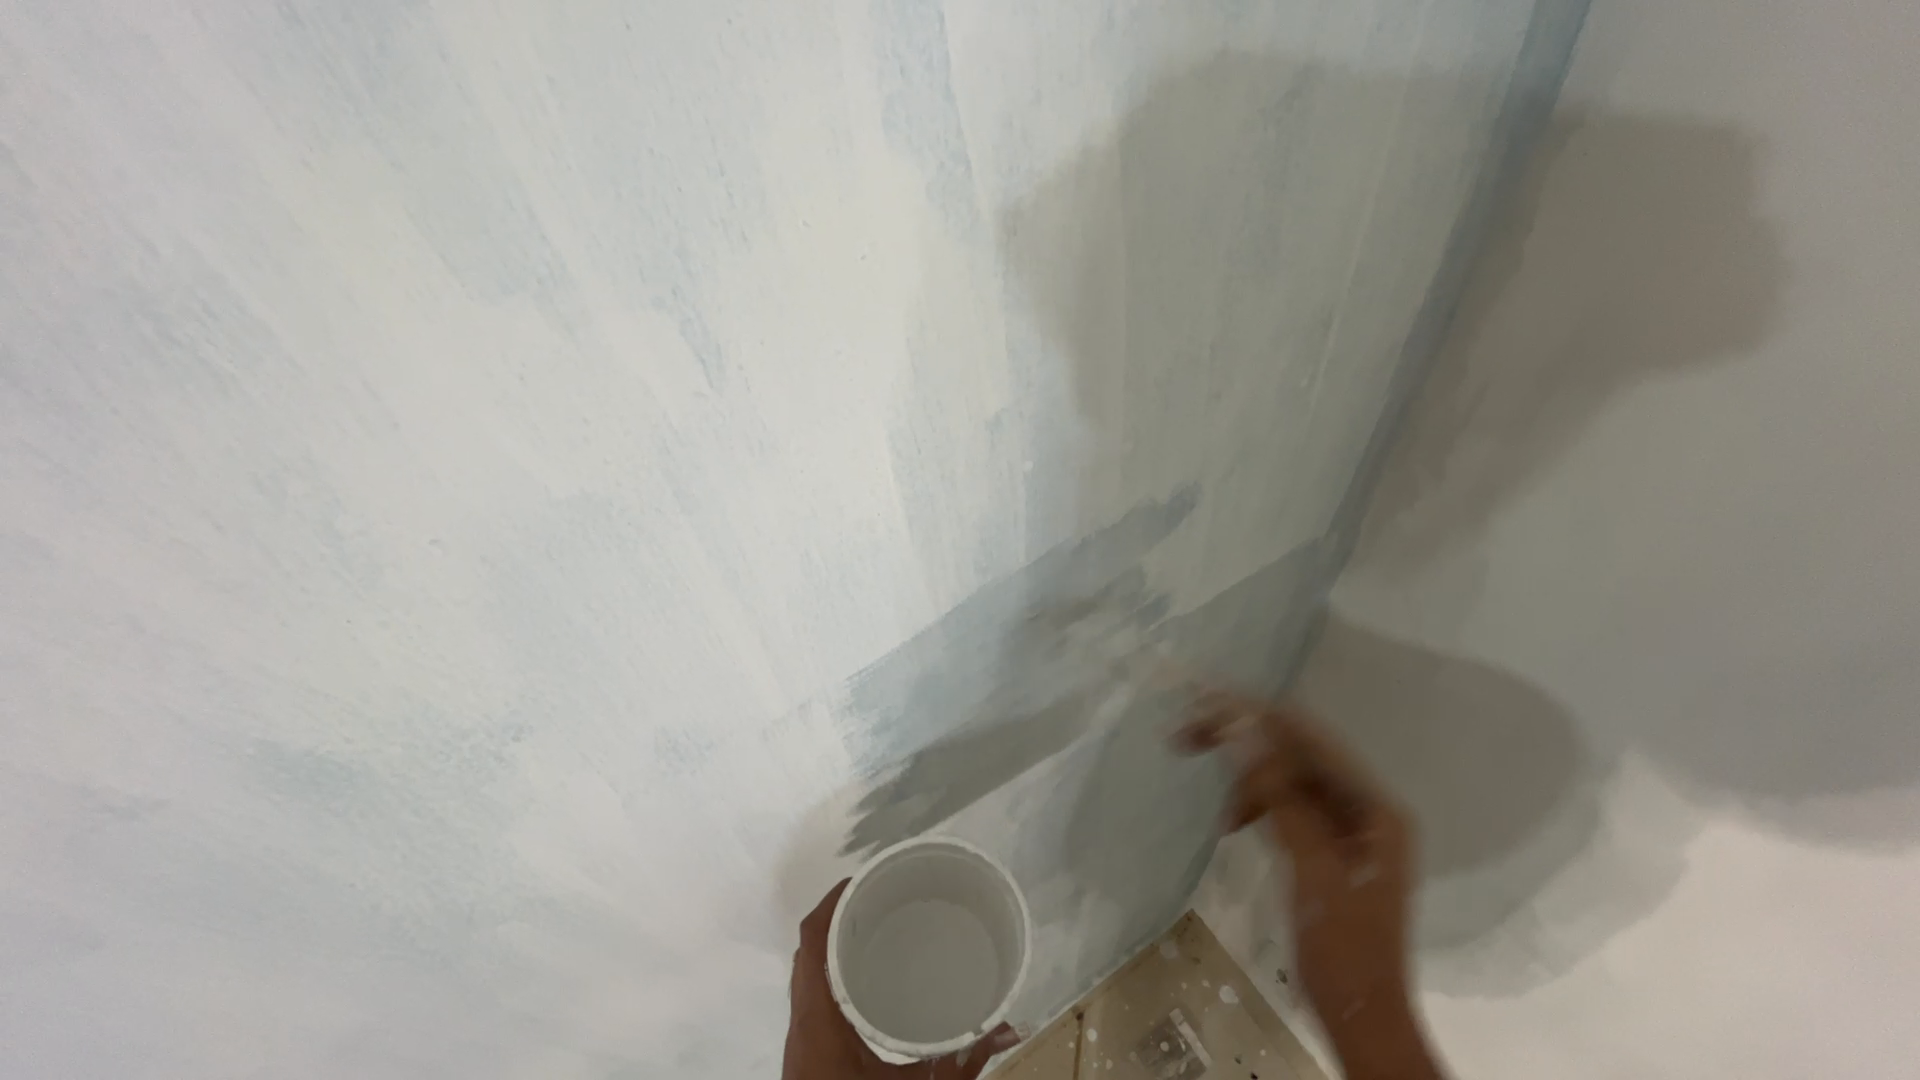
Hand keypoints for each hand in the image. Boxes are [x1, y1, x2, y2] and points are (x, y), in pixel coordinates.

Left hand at [782, 880, 1021, 1079]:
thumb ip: (963, 1060)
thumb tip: (1011, 1027)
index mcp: (818, 1020)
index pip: (812, 942)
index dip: (831, 903)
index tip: (863, 878)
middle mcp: (801, 1025)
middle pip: (807, 953)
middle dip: (839, 920)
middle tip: (880, 901)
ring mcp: (800, 1042)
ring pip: (807, 977)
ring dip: (833, 949)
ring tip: (875, 931)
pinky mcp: (805, 1057)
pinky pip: (812, 999)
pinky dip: (833, 978)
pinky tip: (866, 983)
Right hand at [1177, 691, 1440, 1079]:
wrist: (1362, 1020)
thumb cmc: (1342, 950)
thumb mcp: (1308, 867)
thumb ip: (1278, 793)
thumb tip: (1242, 727)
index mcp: (1375, 807)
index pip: (1309, 738)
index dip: (1255, 714)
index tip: (1201, 699)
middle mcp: (1367, 806)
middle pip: (1297, 753)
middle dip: (1244, 743)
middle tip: (1185, 737)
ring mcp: (1350, 827)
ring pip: (1288, 779)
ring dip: (1249, 783)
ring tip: (1221, 816)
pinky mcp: (1330, 845)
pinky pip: (1288, 806)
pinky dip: (1258, 808)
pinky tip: (1235, 823)